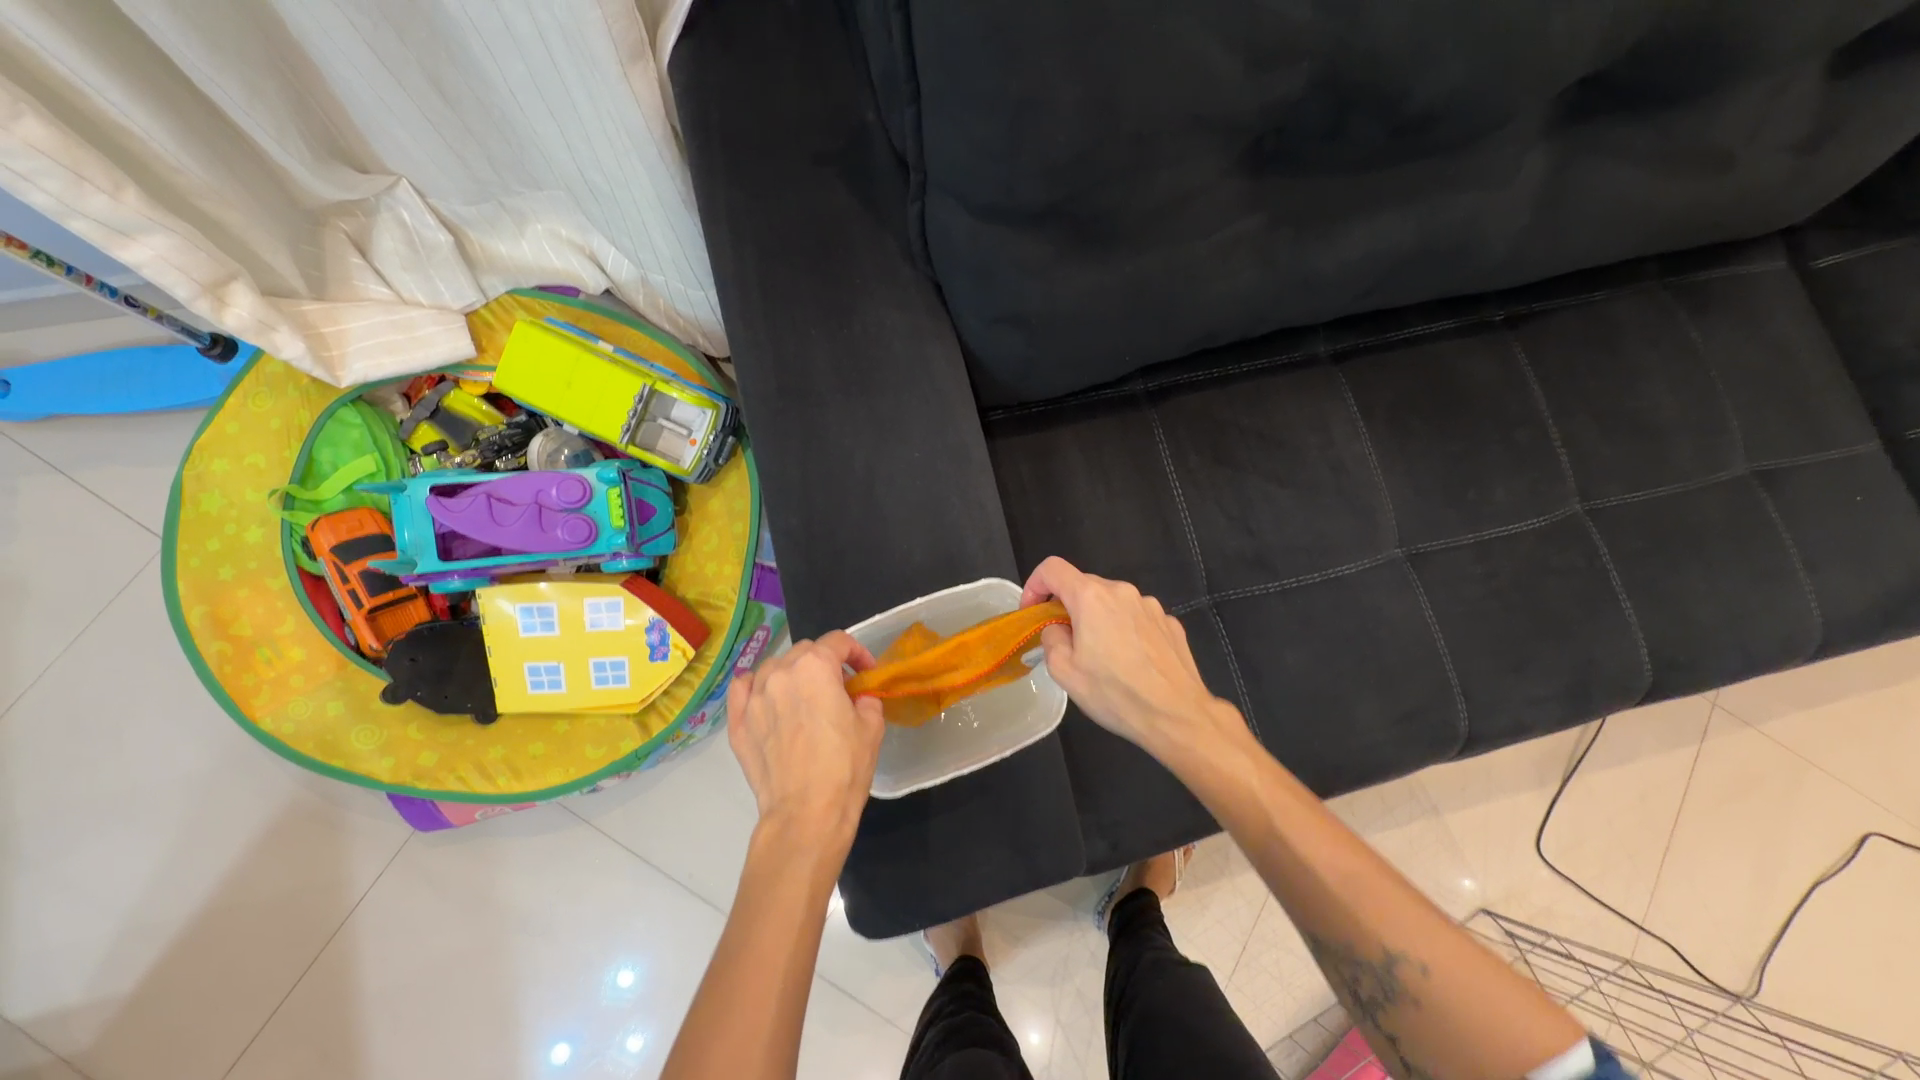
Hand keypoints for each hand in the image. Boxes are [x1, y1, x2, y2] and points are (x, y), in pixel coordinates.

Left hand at [727, 631, 885, 842]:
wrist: (806, 812)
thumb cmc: (845, 768)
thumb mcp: (872, 728)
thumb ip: (866, 700)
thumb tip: (858, 698)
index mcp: (816, 667)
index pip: (838, 642)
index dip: (857, 652)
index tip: (865, 672)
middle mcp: (780, 673)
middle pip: (805, 651)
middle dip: (825, 663)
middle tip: (839, 688)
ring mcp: (754, 697)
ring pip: (774, 668)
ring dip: (792, 674)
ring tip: (804, 698)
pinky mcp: (738, 722)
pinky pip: (743, 688)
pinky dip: (756, 686)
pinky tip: (768, 699)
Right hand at [1021, 556, 1246, 757]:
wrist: (1176, 715)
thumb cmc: (1114, 694)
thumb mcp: (1065, 672)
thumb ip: (1051, 639)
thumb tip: (1058, 629)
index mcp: (1091, 597)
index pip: (1052, 568)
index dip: (1034, 585)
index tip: (1032, 613)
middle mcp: (1122, 591)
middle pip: (1084, 586)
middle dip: (1067, 607)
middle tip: (1064, 642)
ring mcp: (1150, 605)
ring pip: (1112, 603)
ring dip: (1098, 620)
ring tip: (1102, 658)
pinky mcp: (1169, 622)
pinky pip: (1136, 618)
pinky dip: (1125, 631)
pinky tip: (1131, 662)